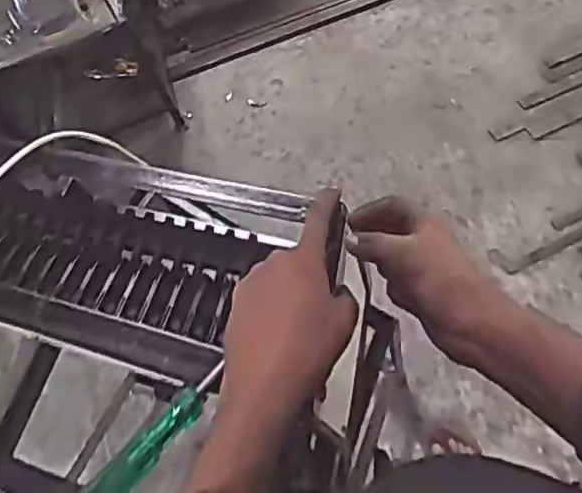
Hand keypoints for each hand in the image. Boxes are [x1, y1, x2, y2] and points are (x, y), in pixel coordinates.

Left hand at [192, 190, 358, 492]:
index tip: (331, 193)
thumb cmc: (306, 352)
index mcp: (303, 260)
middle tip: (321, 313)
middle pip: (299, 261)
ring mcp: (252, 281)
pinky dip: (271, 313)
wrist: (261, 388)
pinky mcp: (237, 302)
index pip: (318, 220)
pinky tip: (279, 341)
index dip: (327, 204)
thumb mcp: (344, 322)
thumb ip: (344, 294)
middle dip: (310, 279)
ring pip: (279, 282)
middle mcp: (274, 262)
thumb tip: (336, 292)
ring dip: (290, 299)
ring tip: (300, 337)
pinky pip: (261, 299)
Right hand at [349, 196, 509, 367]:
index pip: (391, 206)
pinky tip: (399, 297)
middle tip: (350, 248)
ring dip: (383, 267)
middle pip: (390, 232)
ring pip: (392, 261)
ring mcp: (425, 267)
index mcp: (424, 222)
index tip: (347, 223)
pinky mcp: (425, 293)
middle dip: (373, 240)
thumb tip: (349, 239)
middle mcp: (424, 240)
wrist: (474, 325)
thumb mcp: (401, 252)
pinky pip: (400, 285)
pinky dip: (396, 289)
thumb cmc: (440, 279)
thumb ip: (371, 242)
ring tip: (371, 273)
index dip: (369, 210)